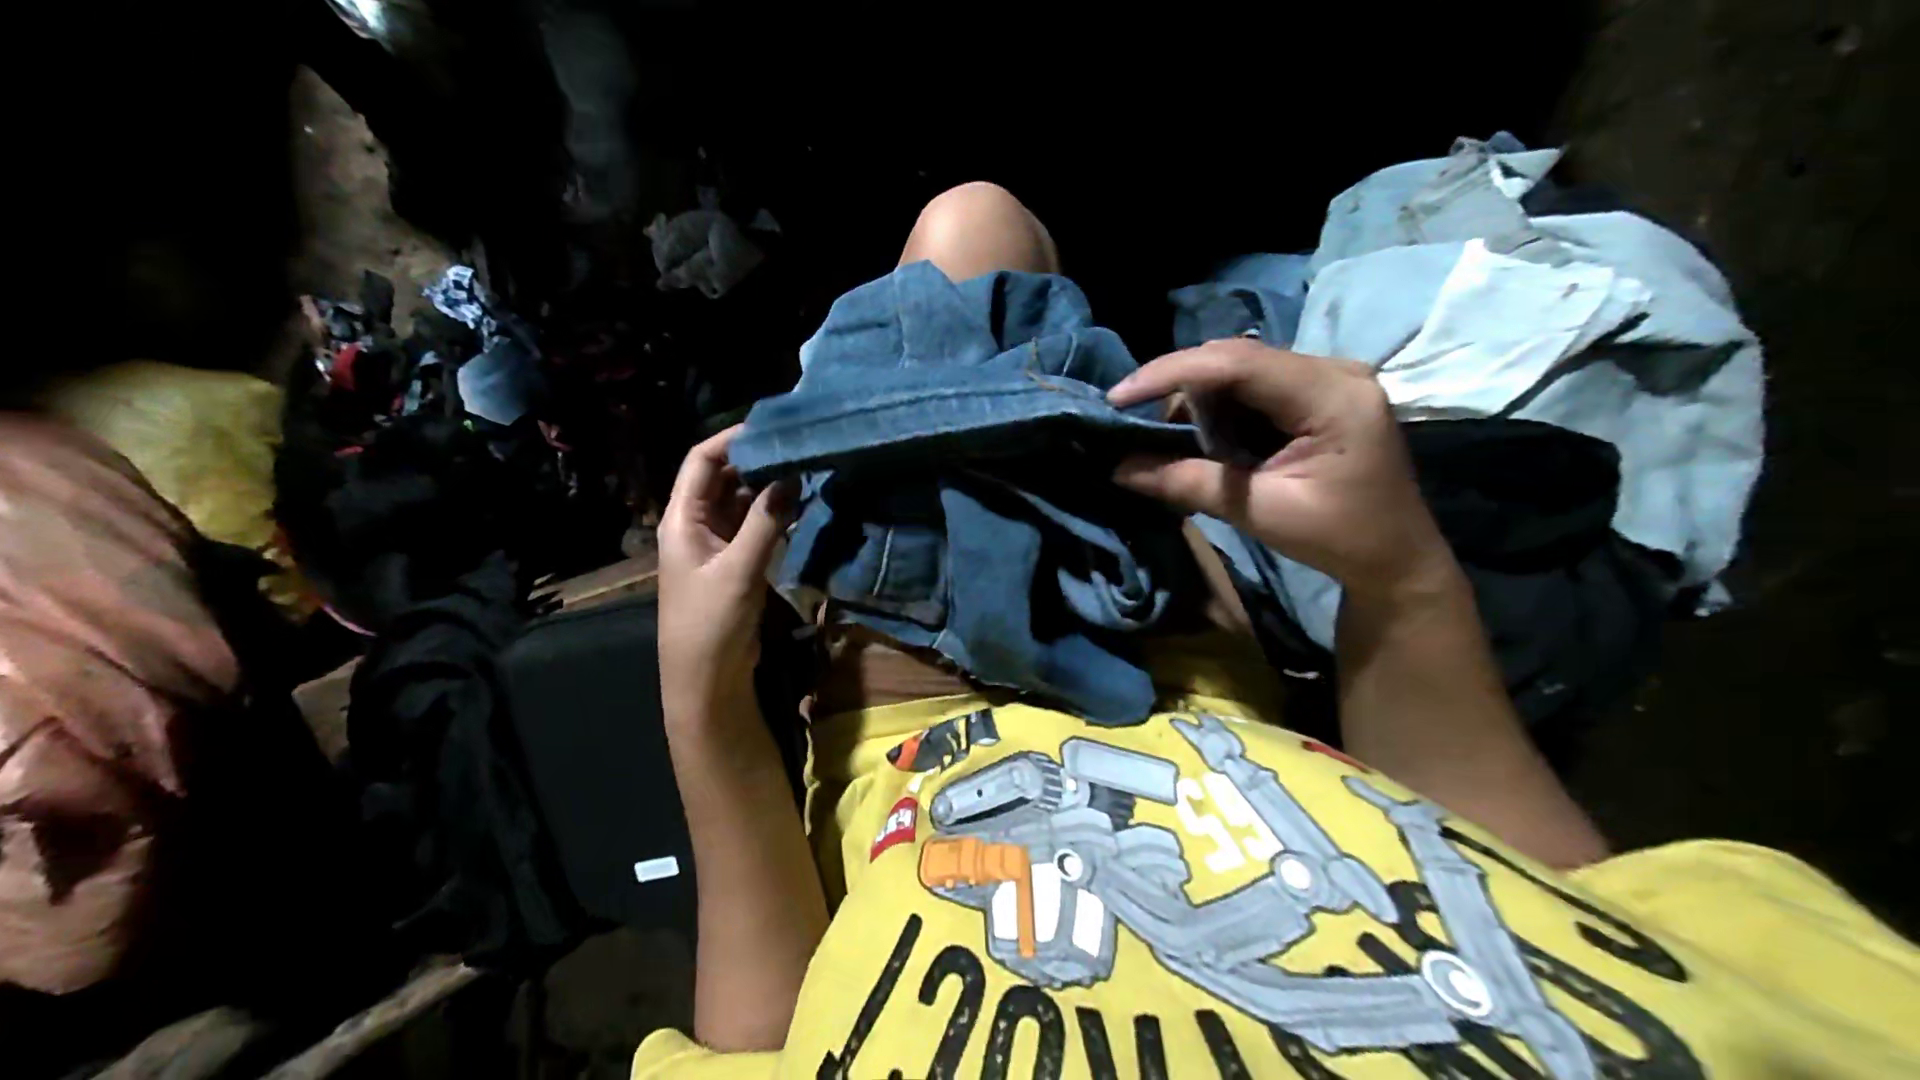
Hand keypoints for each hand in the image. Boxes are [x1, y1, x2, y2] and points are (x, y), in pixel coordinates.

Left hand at [657, 426, 792, 719]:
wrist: (706, 679)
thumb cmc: (711, 623)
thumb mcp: (739, 570)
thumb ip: (765, 522)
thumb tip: (791, 477)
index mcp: (682, 518)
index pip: (702, 461)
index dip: (732, 439)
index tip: (771, 427)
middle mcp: (697, 523)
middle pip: (724, 477)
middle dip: (758, 461)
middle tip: (798, 446)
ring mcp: (717, 542)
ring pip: (743, 500)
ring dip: (769, 487)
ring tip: (806, 469)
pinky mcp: (736, 561)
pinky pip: (755, 525)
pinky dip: (775, 513)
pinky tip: (802, 504)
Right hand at [1109, 339, 1453, 601]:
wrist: (1394, 557)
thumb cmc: (1338, 537)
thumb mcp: (1259, 511)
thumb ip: (1189, 483)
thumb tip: (1118, 469)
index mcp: (1331, 394)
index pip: (1236, 363)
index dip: (1171, 373)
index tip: (1119, 397)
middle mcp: (1331, 370)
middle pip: (1235, 358)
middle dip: (1178, 387)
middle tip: (1133, 422)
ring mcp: (1325, 379)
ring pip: (1239, 369)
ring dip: (1196, 401)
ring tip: (1167, 440)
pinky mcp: (1315, 394)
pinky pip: (1252, 386)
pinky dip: (1217, 409)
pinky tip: (1202, 439)